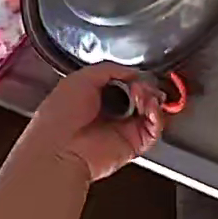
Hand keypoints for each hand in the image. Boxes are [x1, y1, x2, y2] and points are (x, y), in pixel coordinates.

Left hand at [13, 63, 165, 180]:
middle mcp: (113, 113)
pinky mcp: (135, 144)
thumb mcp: (81, 79)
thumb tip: (133, 71)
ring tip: (143, 97)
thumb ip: (109, 70)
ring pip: (152, 111)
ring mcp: (126, 129)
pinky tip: (150, 108)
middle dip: (146, 88)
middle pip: (143, 96)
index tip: (137, 75)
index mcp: (98, 97)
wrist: (60, 148)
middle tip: (141, 87)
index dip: (136, 77)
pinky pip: (155, 128)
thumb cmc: (60, 116)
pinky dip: (157, 116)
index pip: (127, 83)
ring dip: (152, 100)